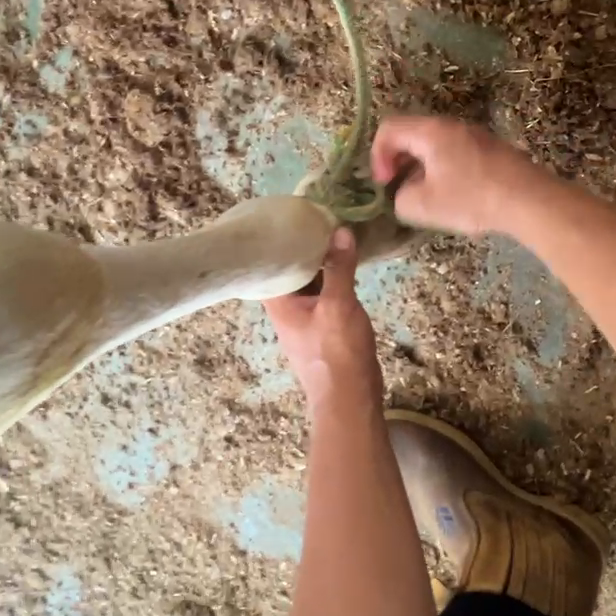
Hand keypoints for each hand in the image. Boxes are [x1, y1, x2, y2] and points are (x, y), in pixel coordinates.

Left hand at [264, 229, 382, 416]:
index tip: (285, 217)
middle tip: (314, 218)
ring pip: (306, 283)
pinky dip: (330, 278)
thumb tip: (340, 230)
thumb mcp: (339, 304)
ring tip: (331, 235)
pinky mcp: (322, 328)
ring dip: (317, 263)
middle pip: (287, 272)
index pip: (265, 266)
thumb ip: (339, 268)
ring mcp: (304, 320)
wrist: (350, 398)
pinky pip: (322, 294)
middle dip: (299, 248)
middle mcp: (286, 311)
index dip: (273, 242)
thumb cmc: (336, 352)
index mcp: (279, 305)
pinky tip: (345, 265)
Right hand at [370, 116, 554, 236]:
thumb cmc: (473, 198)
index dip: (377, 155)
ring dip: (421, 166)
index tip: (383, 183)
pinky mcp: (492, 149)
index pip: (389, 128)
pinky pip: (456, 152)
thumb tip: (404, 192)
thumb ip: (401, 197)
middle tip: (398, 188)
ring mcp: (475, 135)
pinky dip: (444, 168)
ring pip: (435, 144)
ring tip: (425, 195)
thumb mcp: (424, 206)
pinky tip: (453, 195)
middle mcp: (453, 125)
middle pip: (412, 133)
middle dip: (398, 160)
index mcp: (431, 131)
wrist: (529, 199)